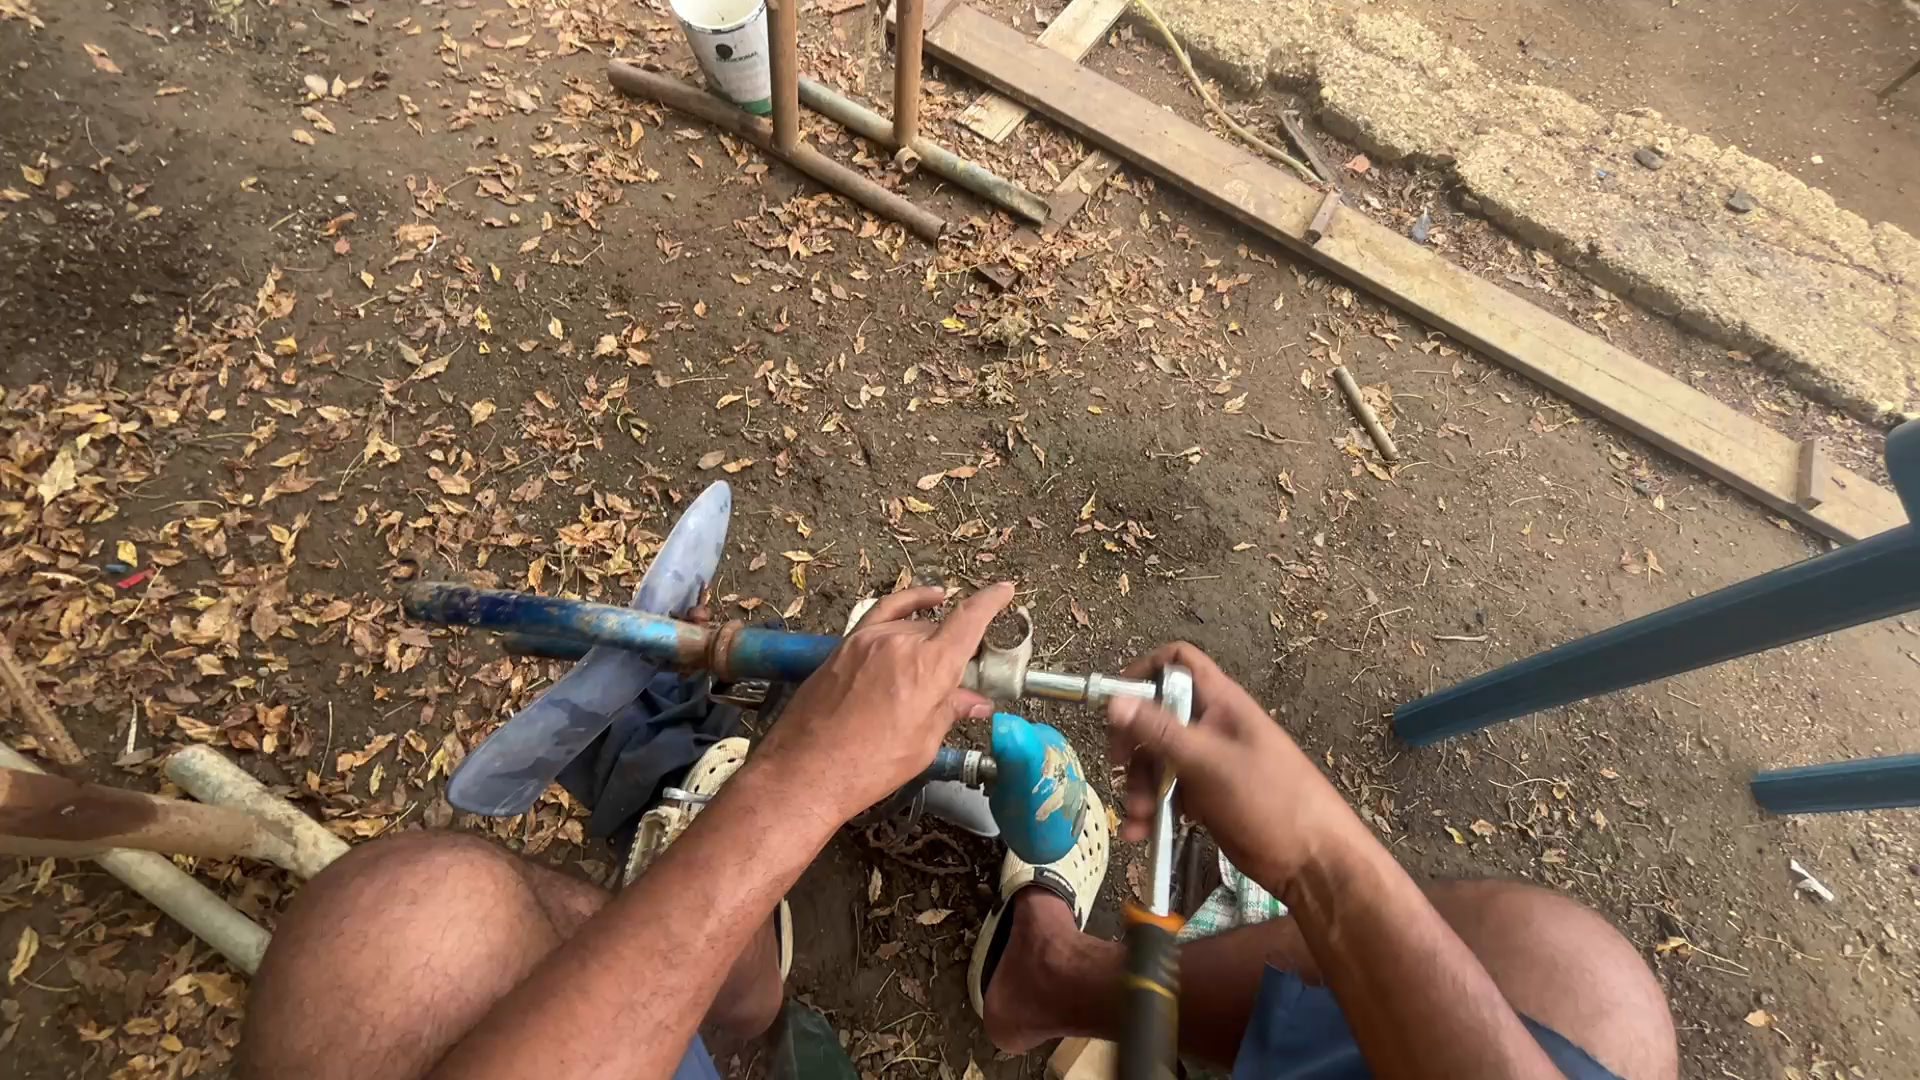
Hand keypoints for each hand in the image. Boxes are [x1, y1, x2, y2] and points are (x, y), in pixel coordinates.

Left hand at [749, 583, 1014, 822]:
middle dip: (956, 650)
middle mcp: (900, 643)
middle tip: (961, 680)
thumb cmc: (867, 766)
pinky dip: (906, 603)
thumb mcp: (923, 743)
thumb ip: (950, 710)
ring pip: (912, 627)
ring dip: (929, 641)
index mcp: (929, 667)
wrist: (806, 771)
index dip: (991, 602)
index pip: (969, 620)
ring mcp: (869, 640)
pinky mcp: (847, 644)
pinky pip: (883, 613)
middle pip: (940, 630)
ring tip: (932, 670)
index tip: (1005, 591)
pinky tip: (921, 602)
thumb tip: (975, 701)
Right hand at [1106, 642, 1371, 890]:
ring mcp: (1206, 761)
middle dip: (1133, 743)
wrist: (1314, 864)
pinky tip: (1140, 832)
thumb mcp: (1210, 762)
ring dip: (1139, 785)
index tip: (1118, 700)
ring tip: (1137, 814)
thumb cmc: (1271, 800)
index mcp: (1219, 702)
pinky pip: (1165, 791)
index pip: (1177, 663)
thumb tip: (1114, 701)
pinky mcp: (1204, 795)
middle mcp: (1209, 725)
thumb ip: (1160, 731)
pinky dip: (1149, 809)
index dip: (1145, 670)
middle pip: (1154, 715)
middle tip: (1116, 765)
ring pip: (1155, 758)